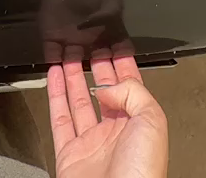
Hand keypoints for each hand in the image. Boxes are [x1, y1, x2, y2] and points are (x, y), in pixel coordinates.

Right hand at [45, 44, 167, 177]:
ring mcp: (91, 144)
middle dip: (96, 64)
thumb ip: (132, 92)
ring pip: (80, 100)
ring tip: (67, 52)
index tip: (113, 40)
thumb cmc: (141, 177)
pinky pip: (59, 118)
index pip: (130, 84)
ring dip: (72, 74)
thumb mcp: (152, 122)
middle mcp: (116, 133)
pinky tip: (53, 76)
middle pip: (104, 90)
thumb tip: (106, 85)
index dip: (121, 61)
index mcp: (139, 125)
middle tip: (88, 42)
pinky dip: (54, 94)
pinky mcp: (69, 155)